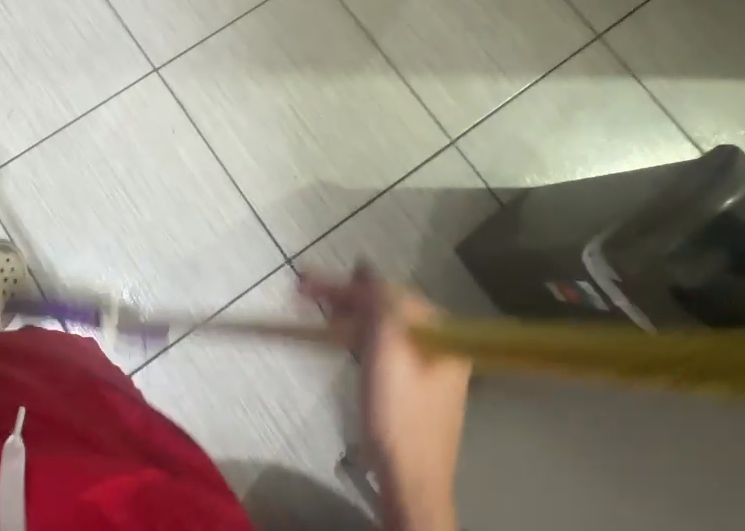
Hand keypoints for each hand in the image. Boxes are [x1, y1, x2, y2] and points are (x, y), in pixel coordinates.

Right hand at [300, 265, 469, 530]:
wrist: (410, 479)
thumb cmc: (397, 413)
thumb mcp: (386, 350)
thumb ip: (380, 303)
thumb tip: (366, 265)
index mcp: (442, 336)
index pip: (390, 293)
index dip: (348, 285)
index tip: (308, 282)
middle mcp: (440, 346)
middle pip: (386, 308)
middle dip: (344, 296)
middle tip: (302, 289)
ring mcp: (428, 367)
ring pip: (382, 325)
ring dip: (347, 312)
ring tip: (312, 306)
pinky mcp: (413, 385)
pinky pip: (383, 345)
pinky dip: (357, 334)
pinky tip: (339, 334)